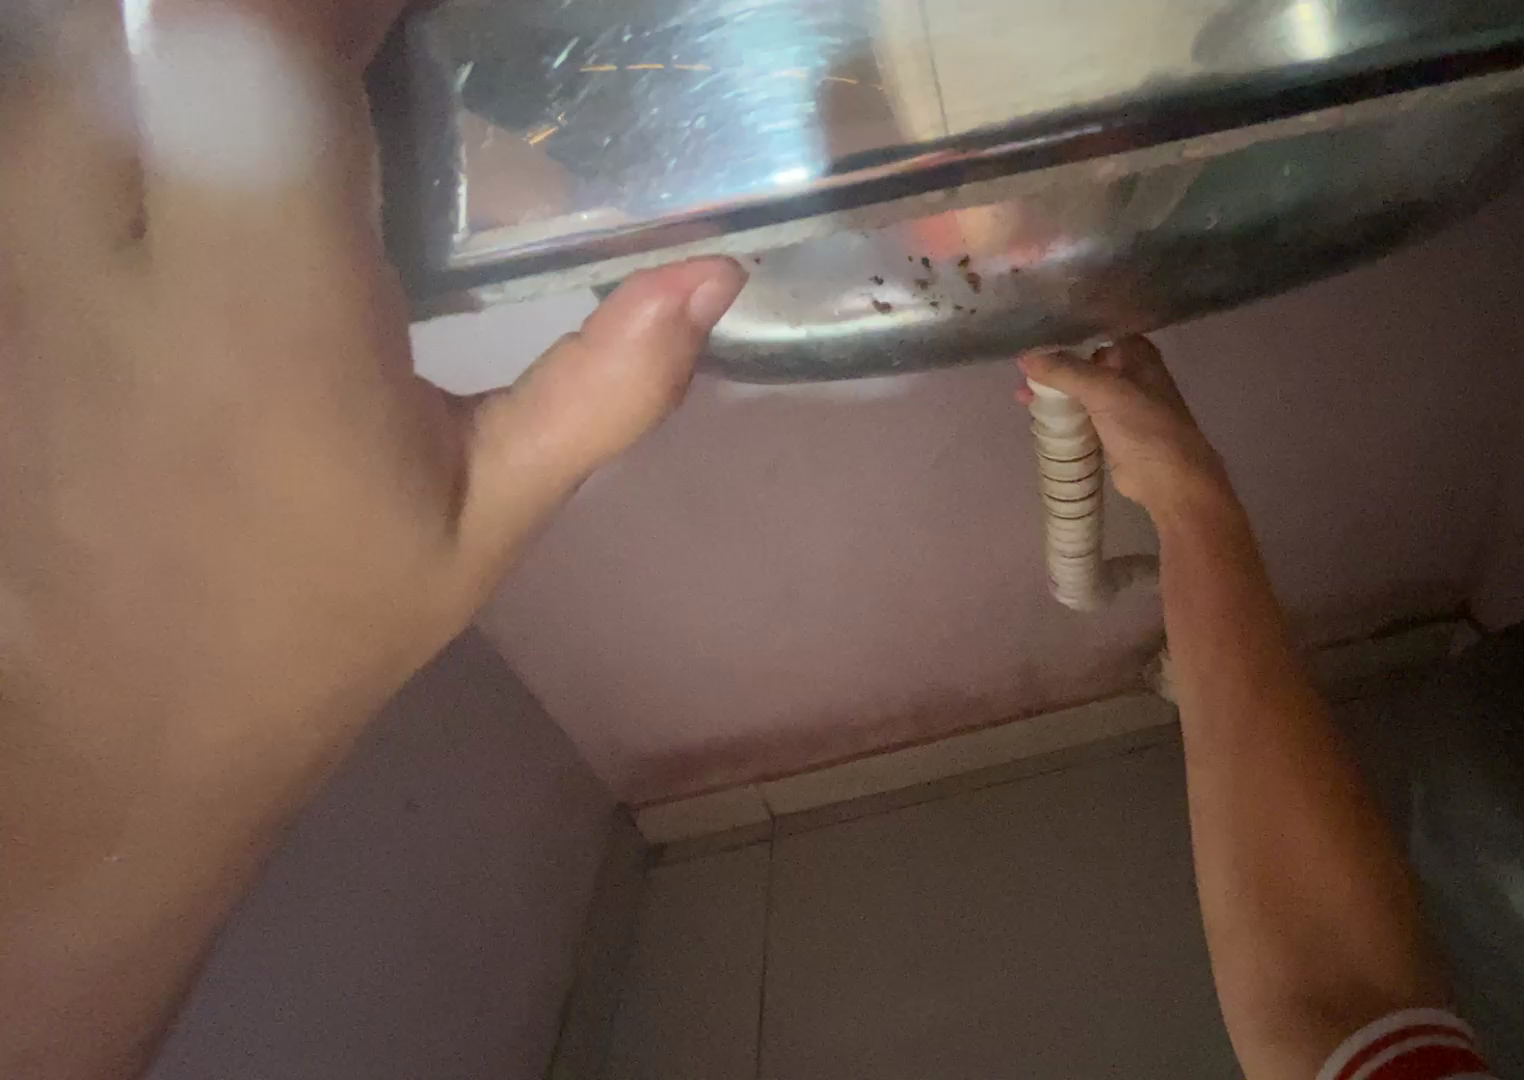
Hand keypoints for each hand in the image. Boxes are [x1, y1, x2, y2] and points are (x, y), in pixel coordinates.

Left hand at [0, 6, 744, 760]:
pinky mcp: (3, 269)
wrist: (122, 711)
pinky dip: (177, 82)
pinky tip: (279, 147)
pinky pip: (75, 108)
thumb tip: (711, 281)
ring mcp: (24, 251)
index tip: (447, 22)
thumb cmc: (334, 614)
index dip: (341, 3)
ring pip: (92, 50)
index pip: (249, 56)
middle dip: (303, 16)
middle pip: (150, 22)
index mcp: (263, 319)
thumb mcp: (499, 512)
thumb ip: (607, 390)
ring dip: (241, 44)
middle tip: (424, 48)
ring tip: (370, 86)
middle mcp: (105, 249)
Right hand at [1018, 338, 1232, 522]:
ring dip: (1052, 390)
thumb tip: (1024, 357)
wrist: (1167, 479)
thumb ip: (1063, 371)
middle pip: (1082, 361)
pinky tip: (1035, 412)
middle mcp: (1127, 371)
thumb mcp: (1103, 390)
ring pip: (1077, 388)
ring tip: (1020, 393)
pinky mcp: (1108, 429)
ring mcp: (1118, 402)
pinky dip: (1059, 412)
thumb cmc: (1143, 425)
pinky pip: (1078, 413)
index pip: (1094, 331)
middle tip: (1019, 369)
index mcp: (1135, 351)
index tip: (1030, 331)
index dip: (1063, 331)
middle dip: (1051, 365)